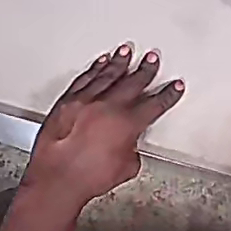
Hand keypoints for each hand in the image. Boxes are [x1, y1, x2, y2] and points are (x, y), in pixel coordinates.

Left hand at [22, 44, 184, 205]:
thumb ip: (131, 148)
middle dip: (146, 69)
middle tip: (153, 58)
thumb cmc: (87, 177)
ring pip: (108, 74)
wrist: (56, 180)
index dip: (168, 94)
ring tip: (127, 50)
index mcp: (128, 123)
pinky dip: (95, 69)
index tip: (175, 87)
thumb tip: (128, 143)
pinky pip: (85, 79)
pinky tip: (101, 62)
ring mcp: (86, 101)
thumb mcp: (125, 168)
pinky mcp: (67, 102)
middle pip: (133, 82)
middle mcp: (109, 107)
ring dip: (120, 62)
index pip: (155, 104)